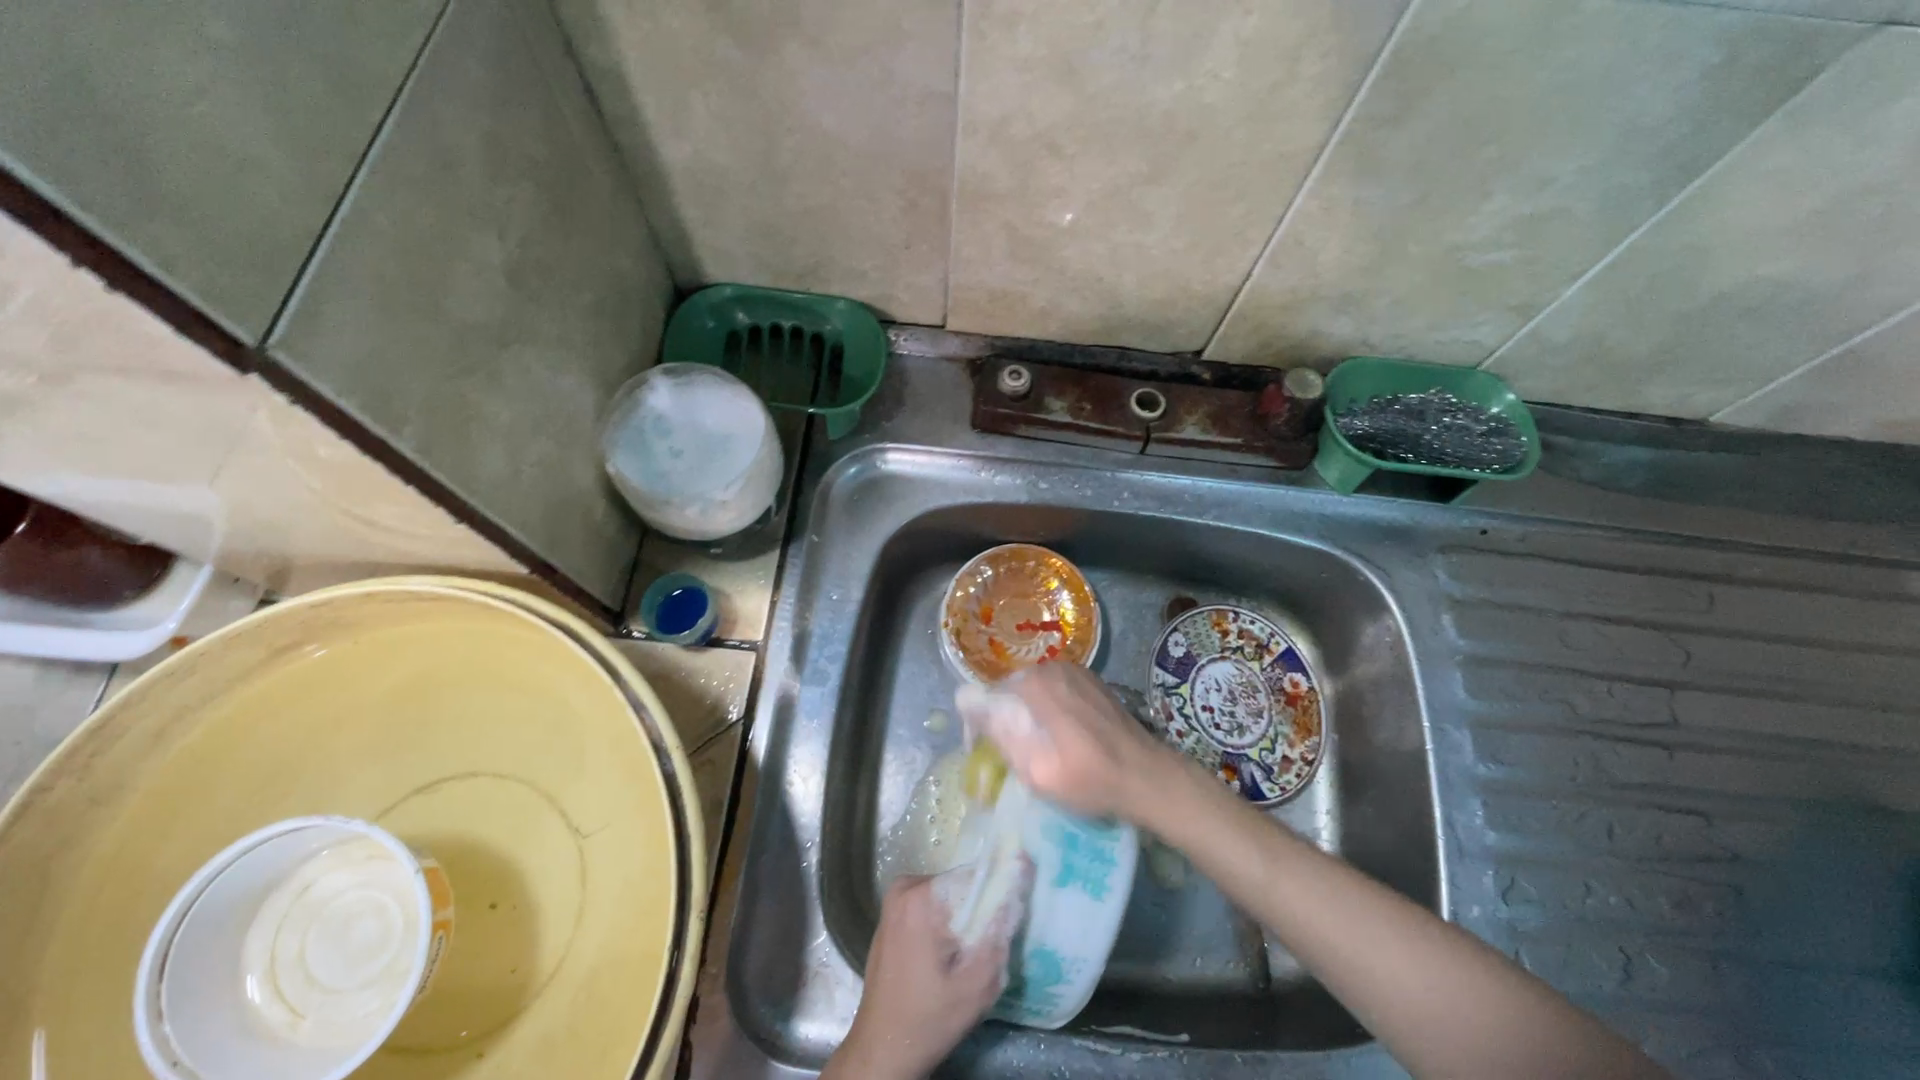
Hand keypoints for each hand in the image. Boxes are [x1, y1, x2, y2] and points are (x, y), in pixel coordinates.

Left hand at [824, 874, 1018, 1079]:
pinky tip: (954, 955)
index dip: (1001, 891)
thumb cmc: (928, 1019)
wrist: (882, 1049)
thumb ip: (1000, 937)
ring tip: (975, 952)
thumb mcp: (977, 985)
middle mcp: (903, 890)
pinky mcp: (891, 922)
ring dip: (965, 919)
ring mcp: (893, 905)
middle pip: (960, 885)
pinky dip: (947, 925)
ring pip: (946, 898)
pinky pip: (930, 909)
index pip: (975, 875)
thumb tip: (1015, 896)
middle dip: (982, 908)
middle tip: (995, 941)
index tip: (1015, 913)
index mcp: (921, 897)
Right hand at [958, 662, 1182, 823]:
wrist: (1148, 777)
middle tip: (1012, 755)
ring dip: (1028, 715)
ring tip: (1036, 749)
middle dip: (1005, 718)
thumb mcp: (1035, 769)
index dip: (981, 724)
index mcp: (1036, 683)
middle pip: (1011, 691)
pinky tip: (1061, 739)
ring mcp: (1076, 672)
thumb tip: (964, 698)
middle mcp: (1053, 667)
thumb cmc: (1090, 780)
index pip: (988, 695)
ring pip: (1033, 691)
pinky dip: (1050, 710)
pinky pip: (1056, 691)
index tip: (985, 753)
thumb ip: (999, 731)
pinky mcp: (1092, 682)